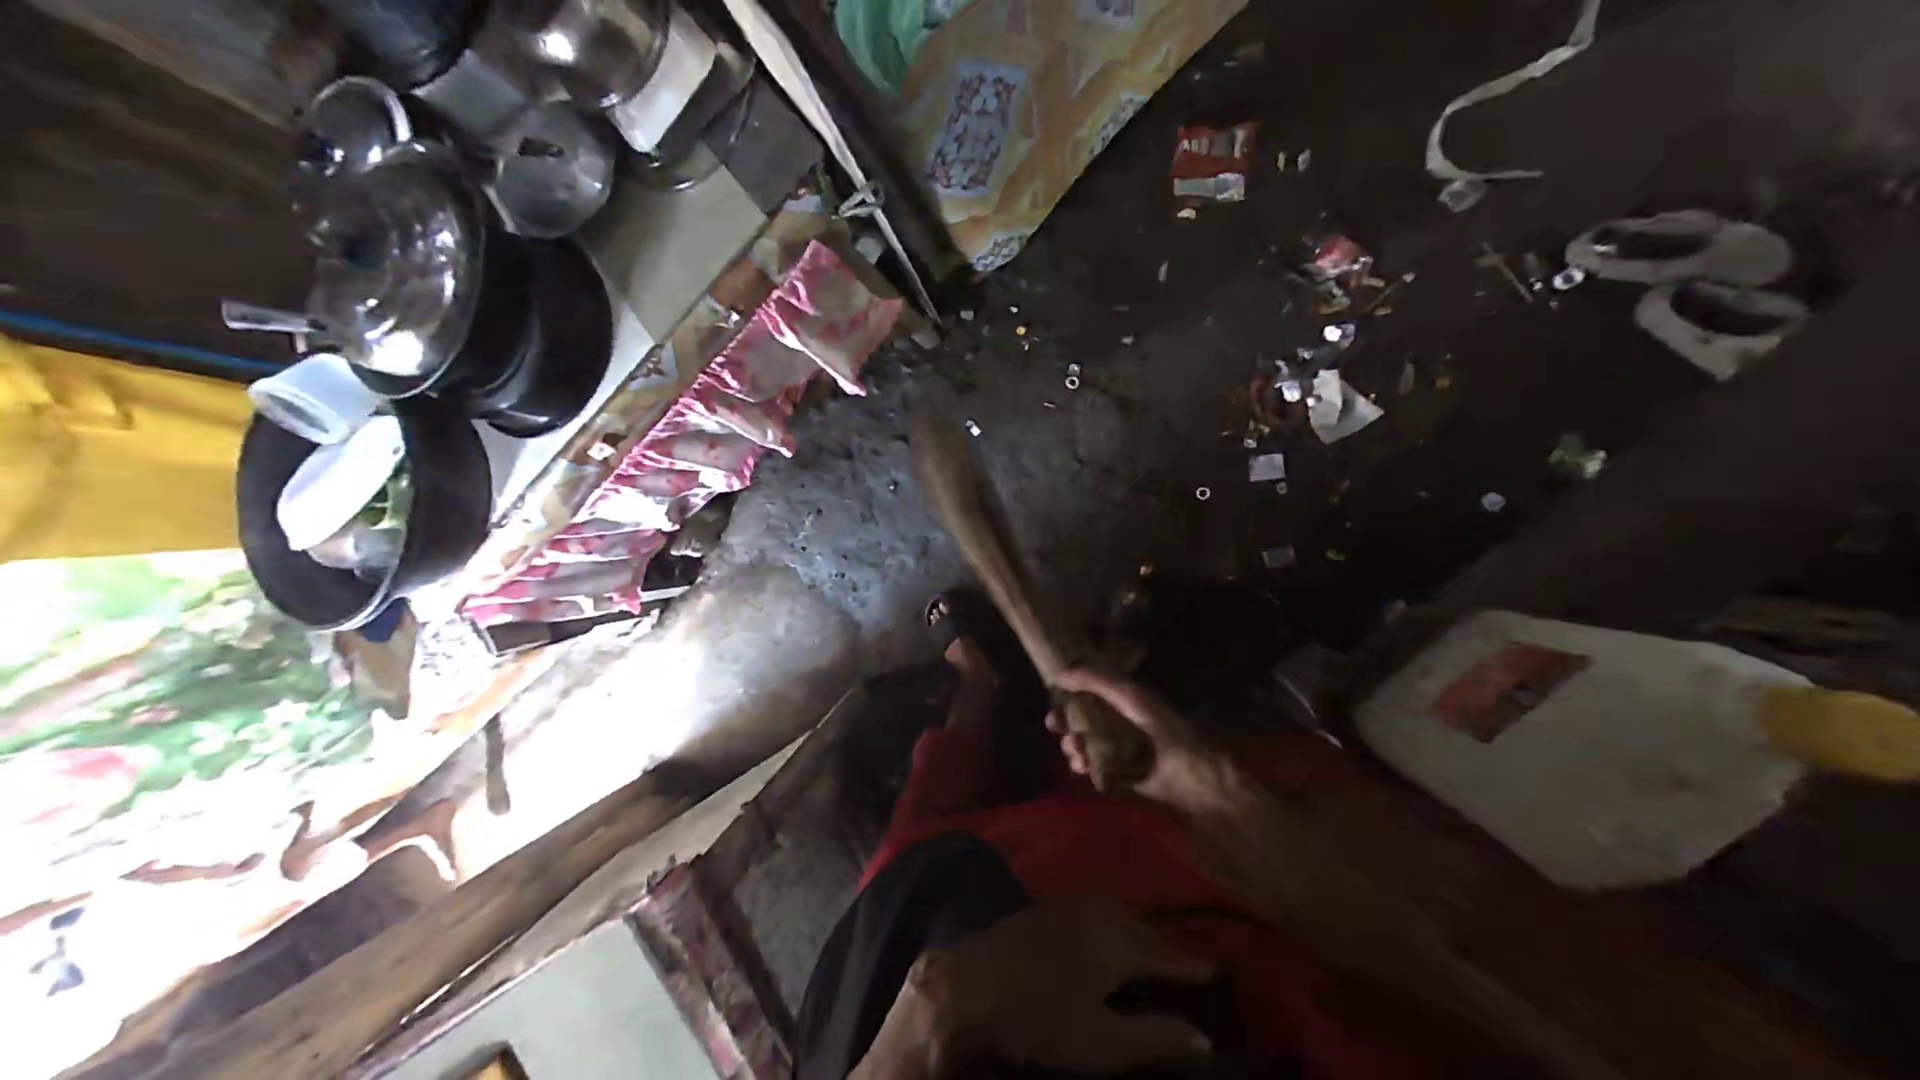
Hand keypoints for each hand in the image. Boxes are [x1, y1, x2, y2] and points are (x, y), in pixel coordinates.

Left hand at [914, 898, 1214, 1073]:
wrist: (971, 981)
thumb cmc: (1038, 1017)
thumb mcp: (1100, 1041)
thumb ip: (1154, 1037)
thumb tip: (1206, 1040)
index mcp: (1117, 943)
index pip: (1167, 953)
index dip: (1193, 965)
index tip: (1219, 970)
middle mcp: (1099, 914)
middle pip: (1145, 926)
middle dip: (1170, 942)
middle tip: (1191, 958)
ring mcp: (1070, 905)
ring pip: (1120, 910)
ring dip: (1142, 924)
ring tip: (1155, 941)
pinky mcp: (1047, 906)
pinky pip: (1096, 905)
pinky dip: (1114, 916)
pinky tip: (1109, 927)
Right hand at [1048, 668, 1247, 814]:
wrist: (1198, 785)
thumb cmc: (1168, 734)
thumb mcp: (1134, 698)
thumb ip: (1100, 681)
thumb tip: (1060, 673)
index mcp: (1131, 701)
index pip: (1094, 690)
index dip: (1073, 690)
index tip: (1054, 694)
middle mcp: (1125, 723)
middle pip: (1085, 718)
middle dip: (1067, 720)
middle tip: (1055, 726)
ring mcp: (1123, 752)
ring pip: (1086, 743)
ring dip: (1073, 744)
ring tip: (1074, 751)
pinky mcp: (1123, 777)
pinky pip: (1094, 768)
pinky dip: (1083, 766)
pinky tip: (1081, 767)